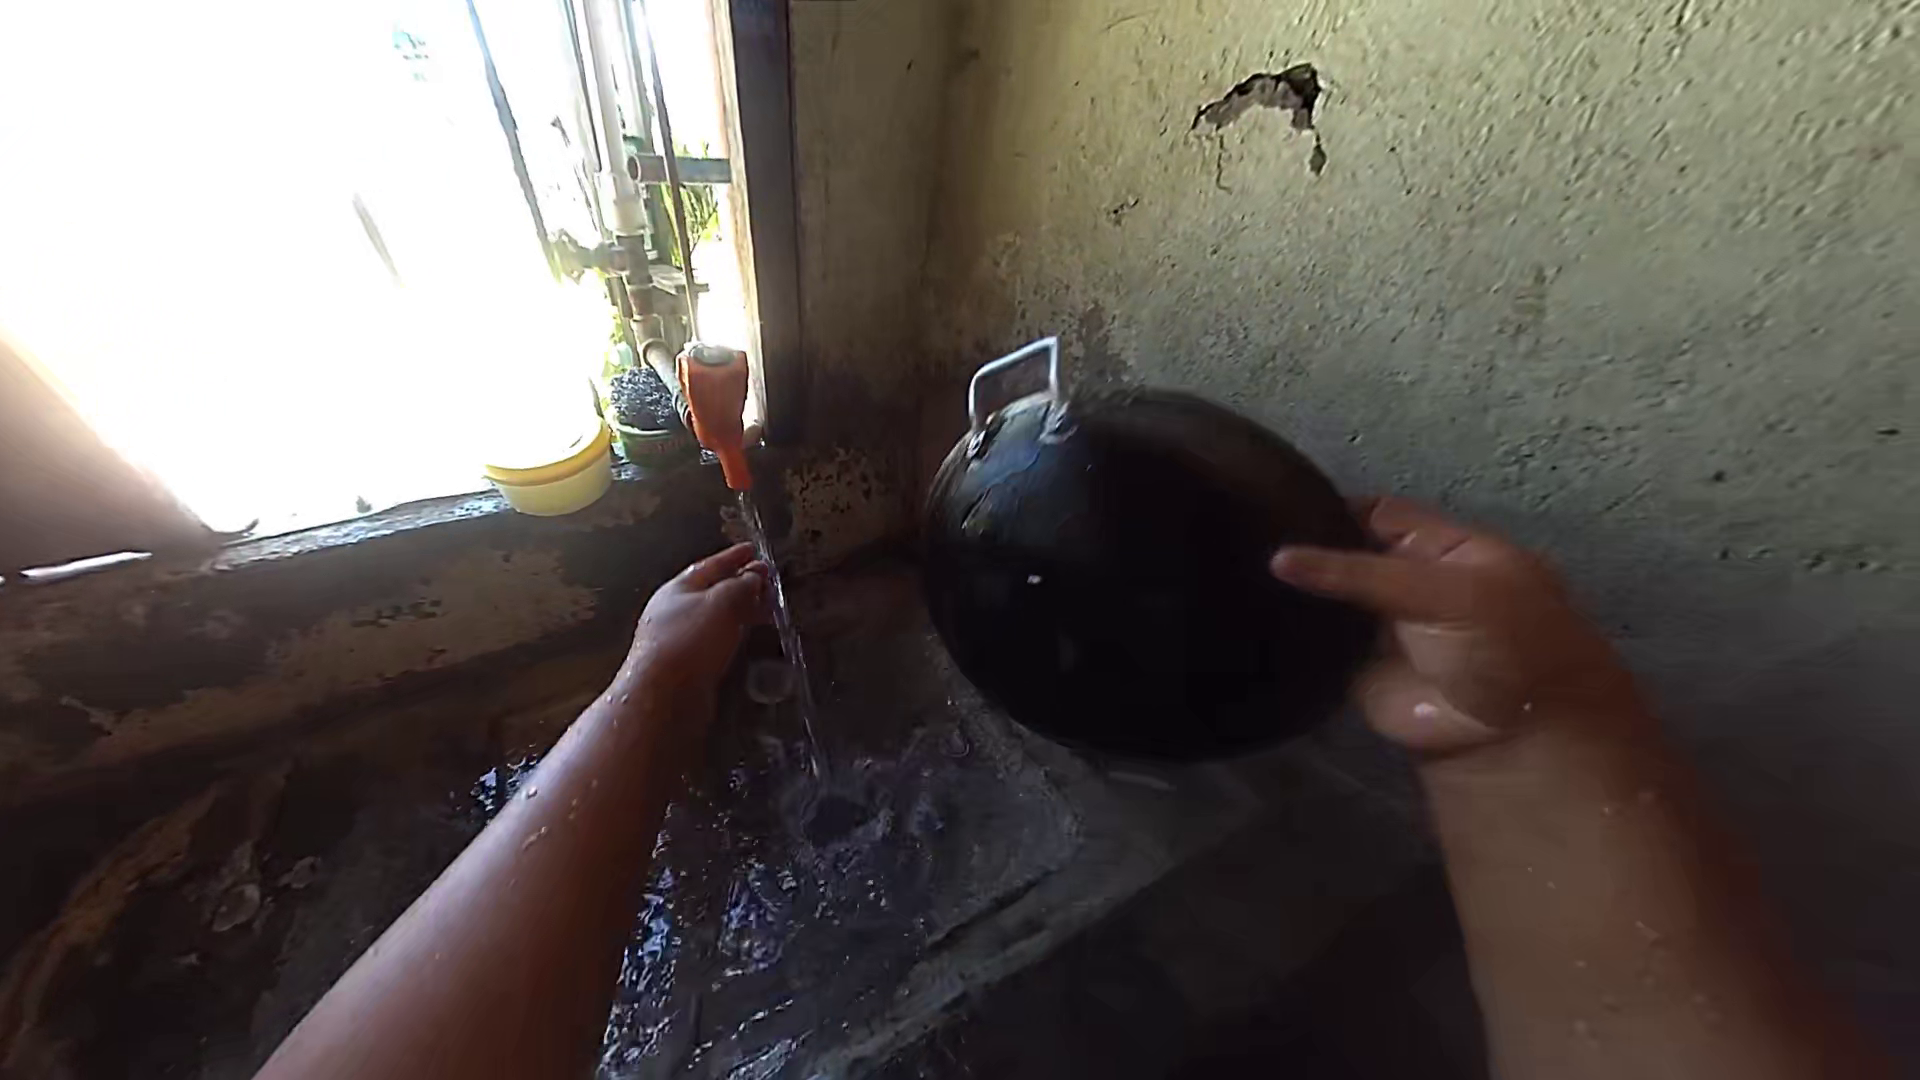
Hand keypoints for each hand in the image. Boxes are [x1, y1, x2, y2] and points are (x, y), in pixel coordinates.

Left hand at [625, 542, 769, 702]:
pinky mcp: (689, 663)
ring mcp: (680, 637)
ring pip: (718, 614)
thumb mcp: (722, 602)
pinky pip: (718, 636)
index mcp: (678, 589)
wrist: (664, 697)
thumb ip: (742, 585)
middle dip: (742, 583)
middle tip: (767, 582)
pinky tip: (749, 635)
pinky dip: (737, 629)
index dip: (733, 556)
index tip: (753, 550)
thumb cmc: (690, 641)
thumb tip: (755, 575)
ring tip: (766, 608)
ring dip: (743, 608)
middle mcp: (676, 610)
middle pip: (714, 589)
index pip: (711, 565)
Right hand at [1271, 497, 1639, 757]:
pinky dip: (1291, 626)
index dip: (1333, 508)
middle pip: (1346, 552)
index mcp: (1444, 550)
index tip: (1276, 509)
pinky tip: (1254, 609)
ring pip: (1326, 593)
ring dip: (1295, 588)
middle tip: (1251, 541)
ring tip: (1240, 570)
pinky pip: (1315, 635)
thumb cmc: (1501, 646)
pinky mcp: (1353, 662)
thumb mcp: (1441, 590)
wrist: (1512, 744)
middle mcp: (1408, 581)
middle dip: (1306, 547)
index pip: (1379, 514)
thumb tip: (1276, 558)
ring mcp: (1379, 624)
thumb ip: (1355, 572)